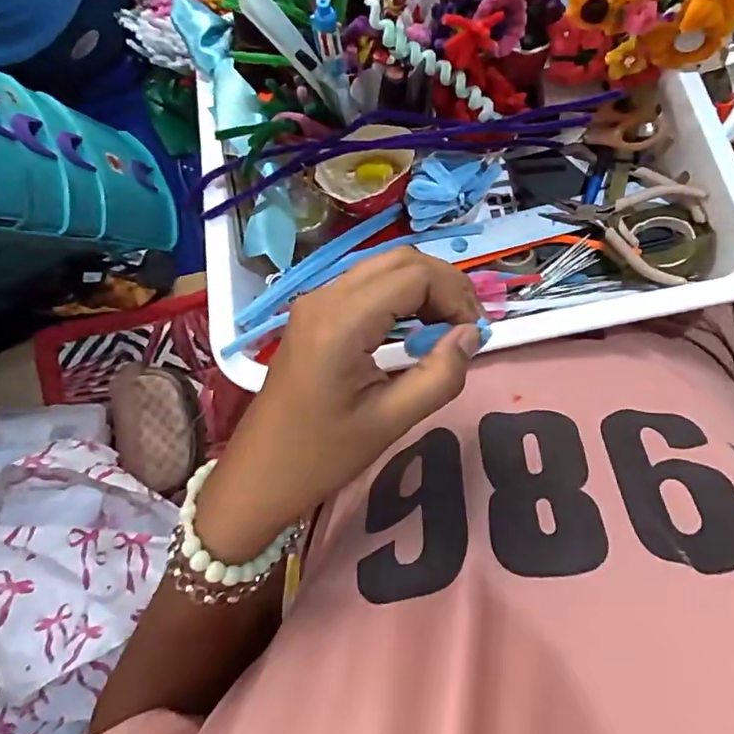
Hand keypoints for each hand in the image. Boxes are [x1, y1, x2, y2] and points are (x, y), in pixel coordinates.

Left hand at [194, 250, 483, 558]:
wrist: (259, 474)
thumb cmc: (322, 455)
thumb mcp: (392, 422)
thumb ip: (441, 375)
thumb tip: (471, 335)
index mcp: (342, 322)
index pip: (416, 276)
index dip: (455, 296)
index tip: (474, 334)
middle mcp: (326, 297)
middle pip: (402, 260)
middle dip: (445, 285)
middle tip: (468, 326)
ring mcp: (317, 300)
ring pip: (386, 265)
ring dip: (425, 287)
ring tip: (449, 326)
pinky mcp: (316, 311)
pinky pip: (369, 283)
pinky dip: (403, 294)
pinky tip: (417, 327)